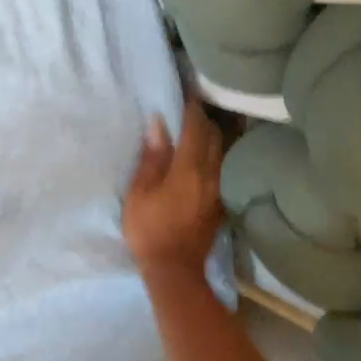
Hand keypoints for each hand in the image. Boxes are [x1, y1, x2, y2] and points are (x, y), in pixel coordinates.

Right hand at [125, 99, 225, 280]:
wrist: (174, 269)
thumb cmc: (149, 229)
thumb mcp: (140, 192)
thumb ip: (152, 157)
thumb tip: (159, 124)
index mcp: (189, 169)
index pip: (195, 129)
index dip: (191, 108)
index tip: (186, 90)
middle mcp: (211, 175)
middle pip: (214, 138)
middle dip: (204, 120)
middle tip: (190, 107)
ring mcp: (218, 190)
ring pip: (220, 154)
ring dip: (210, 137)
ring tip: (196, 129)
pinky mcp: (219, 204)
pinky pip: (219, 170)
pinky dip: (212, 157)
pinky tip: (202, 158)